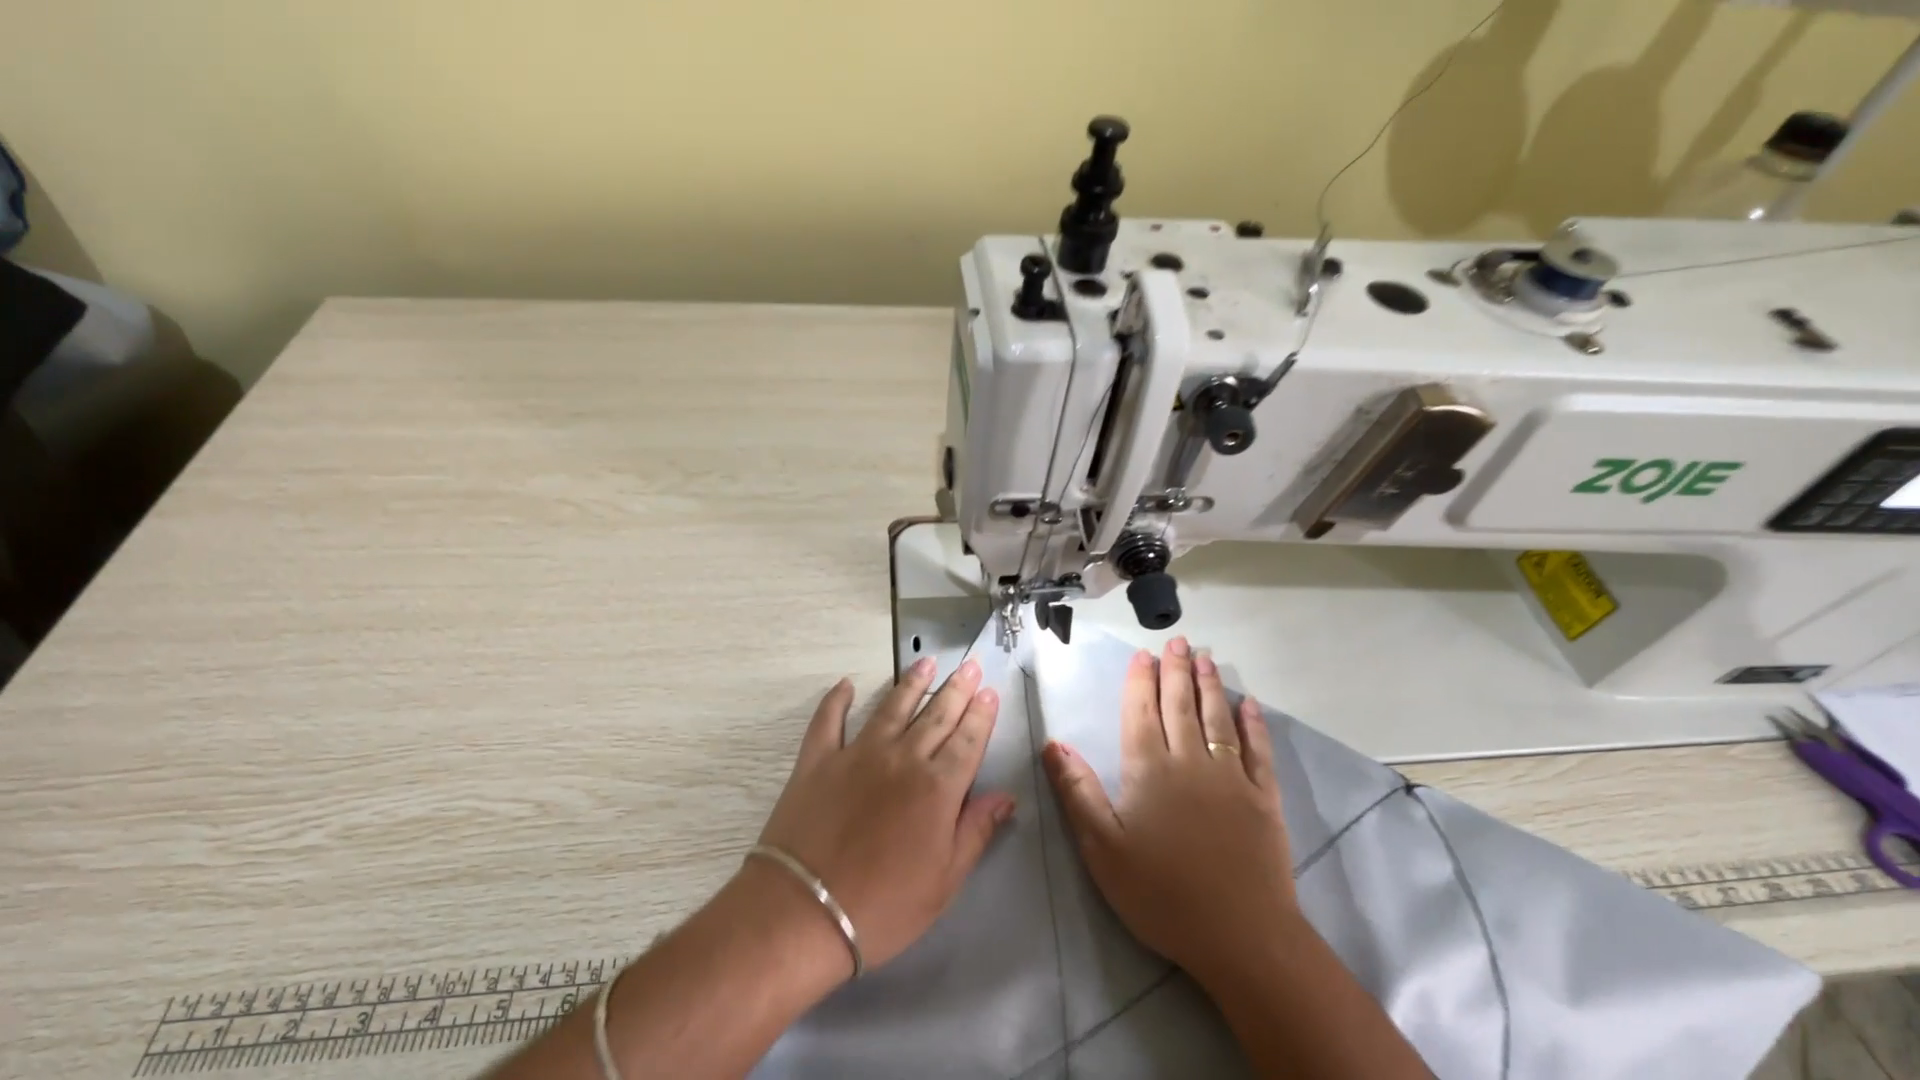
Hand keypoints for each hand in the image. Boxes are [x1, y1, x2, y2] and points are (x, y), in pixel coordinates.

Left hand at [754, 656, 1014, 975]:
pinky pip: (828, 720)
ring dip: (911, 683)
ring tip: (926, 662)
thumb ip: (976, 831)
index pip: (968, 741)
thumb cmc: (883, 906)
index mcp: (938, 788)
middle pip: (936, 716)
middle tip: (969, 666)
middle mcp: (902, 759)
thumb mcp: (944, 881)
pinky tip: (845, 685)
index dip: (981, 716)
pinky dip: (837, 700)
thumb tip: (1006, 796)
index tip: (990, 693)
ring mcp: (856, 754)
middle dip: (956, 689)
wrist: (804, 911)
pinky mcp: (817, 761)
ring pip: (891, 708)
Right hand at [1042, 638, 1295, 977]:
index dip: (1140, 681)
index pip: (1141, 712)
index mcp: (1148, 770)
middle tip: (1178, 641)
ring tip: (1206, 658)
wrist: (1241, 933)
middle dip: (1177, 670)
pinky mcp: (1264, 797)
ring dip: (1211, 685)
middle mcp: (1191, 761)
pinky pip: (1258, 748)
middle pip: (1181, 705)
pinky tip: (1249, 705)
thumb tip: (1054, 744)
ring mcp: (1232, 776)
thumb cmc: (1161, 894)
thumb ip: (1078, 792)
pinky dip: (1253, 723)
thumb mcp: (1102, 849)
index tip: (1142, 655)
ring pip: (1219, 718)